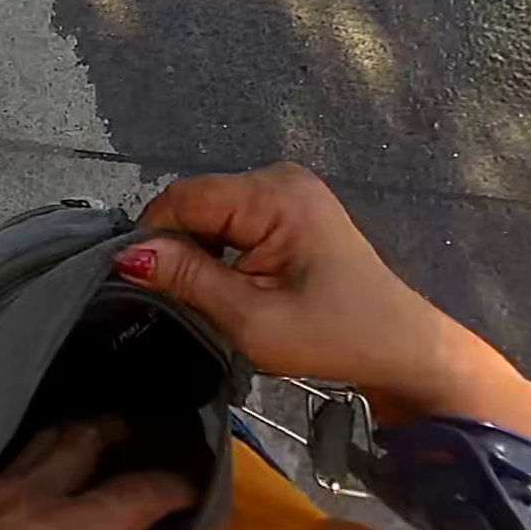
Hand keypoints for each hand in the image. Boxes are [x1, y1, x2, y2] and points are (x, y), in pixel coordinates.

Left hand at [0, 423, 192, 529]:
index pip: (126, 496)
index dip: (166, 486)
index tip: (194, 481)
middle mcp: (21, 499)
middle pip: (76, 443)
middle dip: (114, 431)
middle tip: (143, 430)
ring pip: (40, 446)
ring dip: (75, 435)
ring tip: (99, 436)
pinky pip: (12, 464)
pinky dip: (40, 455)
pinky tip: (39, 475)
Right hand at [114, 165, 506, 410]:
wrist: (404, 352)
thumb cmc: (332, 338)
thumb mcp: (250, 317)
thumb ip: (186, 278)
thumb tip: (126, 255)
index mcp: (273, 196)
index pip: (182, 199)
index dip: (153, 236)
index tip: (142, 279)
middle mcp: (277, 177)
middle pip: (193, 201)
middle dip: (175, 244)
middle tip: (179, 292)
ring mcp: (284, 187)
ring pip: (206, 209)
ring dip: (194, 247)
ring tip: (204, 288)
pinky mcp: (286, 204)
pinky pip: (227, 215)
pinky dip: (215, 245)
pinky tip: (226, 275)